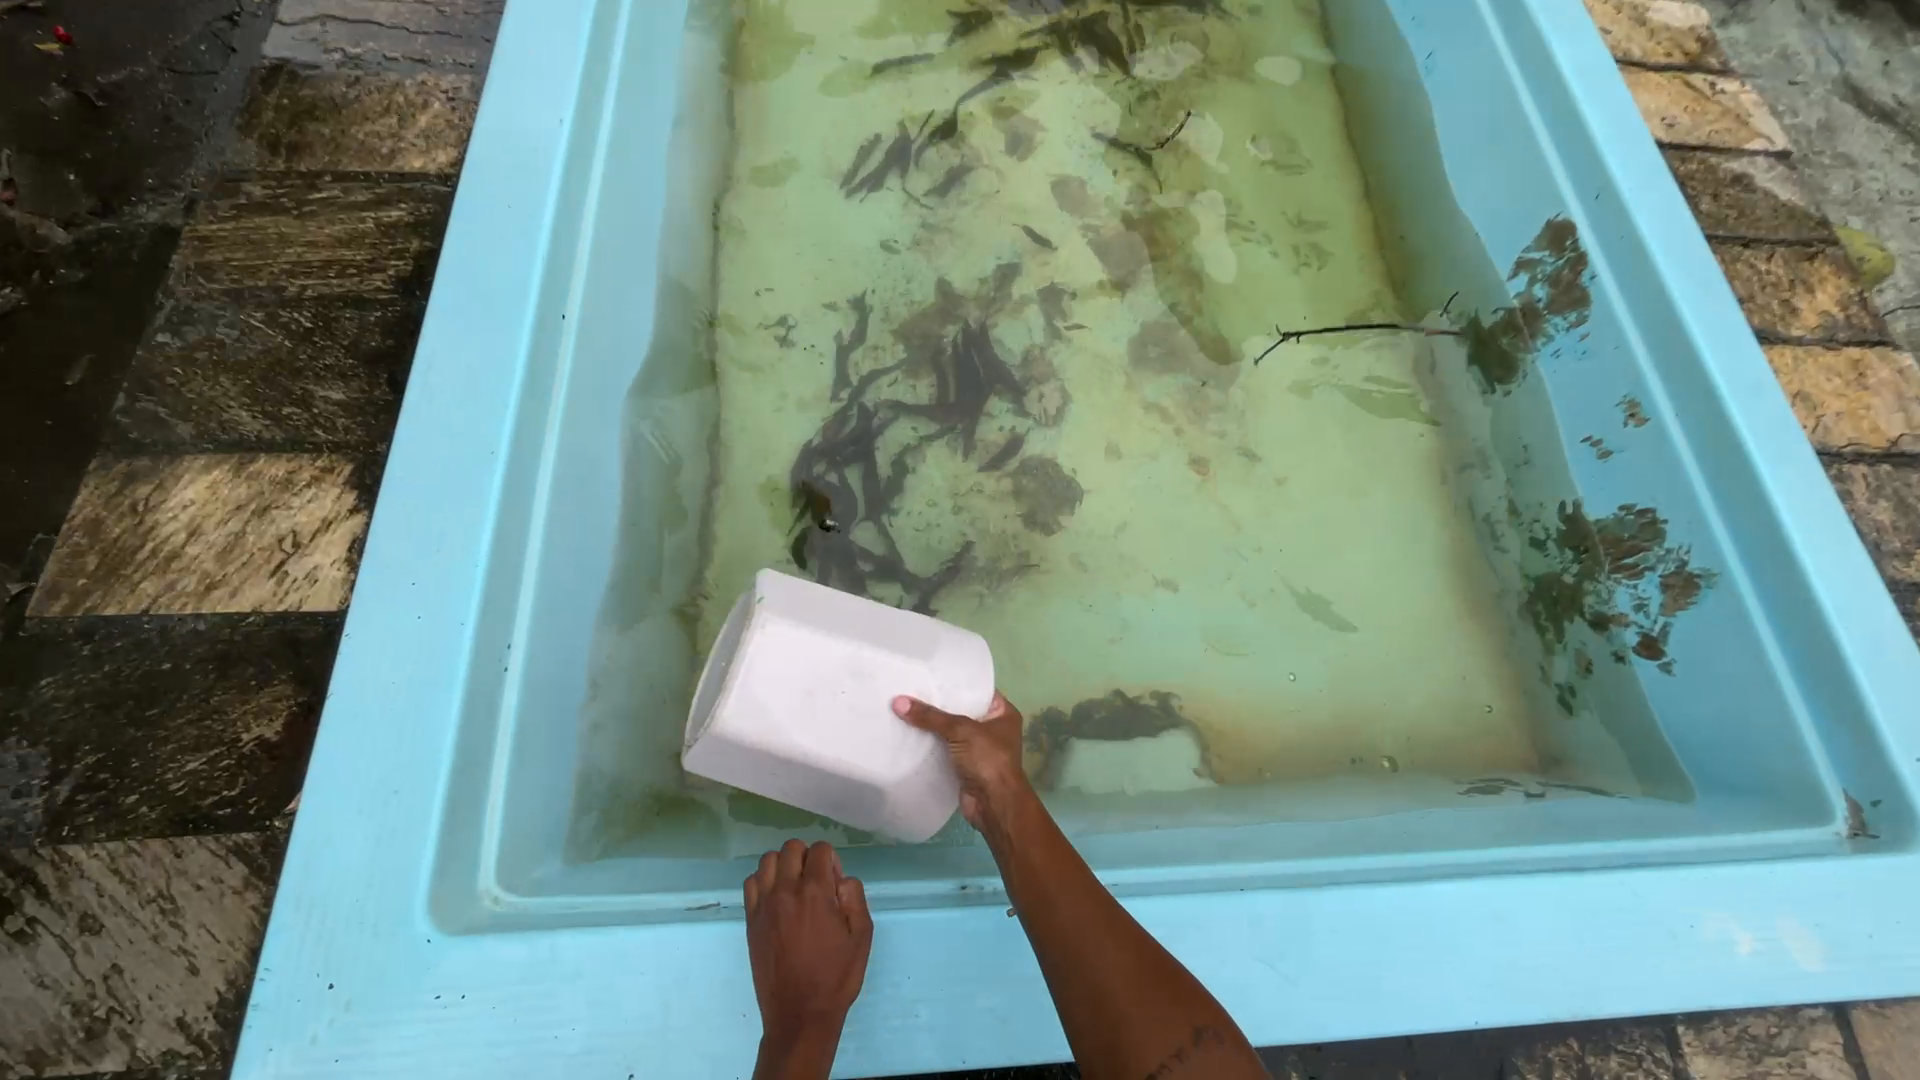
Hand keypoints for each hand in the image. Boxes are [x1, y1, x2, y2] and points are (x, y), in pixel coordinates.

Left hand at [744, 839, 871, 1069]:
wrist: (800, 1015)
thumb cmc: (836, 977)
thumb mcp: (862, 936)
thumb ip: (855, 897)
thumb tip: (841, 879)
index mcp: (815, 892)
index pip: (820, 850)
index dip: (832, 860)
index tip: (835, 884)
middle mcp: (785, 891)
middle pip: (792, 848)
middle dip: (808, 857)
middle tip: (817, 882)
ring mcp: (764, 905)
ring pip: (767, 860)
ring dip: (784, 865)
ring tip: (794, 887)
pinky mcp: (750, 920)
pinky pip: (751, 883)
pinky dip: (764, 881)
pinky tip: (777, 899)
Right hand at [892, 692, 1031, 829]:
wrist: (994, 804)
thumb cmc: (988, 759)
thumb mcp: (961, 730)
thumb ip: (930, 716)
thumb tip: (898, 702)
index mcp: (1003, 713)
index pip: (978, 690)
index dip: (956, 683)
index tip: (932, 674)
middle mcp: (992, 728)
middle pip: (961, 710)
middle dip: (939, 704)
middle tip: (912, 689)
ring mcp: (978, 749)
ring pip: (951, 731)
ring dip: (932, 726)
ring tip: (905, 708)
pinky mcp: (965, 766)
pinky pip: (944, 749)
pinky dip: (930, 745)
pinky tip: (909, 733)